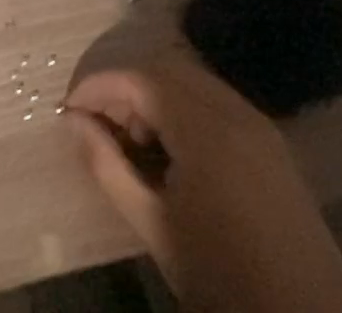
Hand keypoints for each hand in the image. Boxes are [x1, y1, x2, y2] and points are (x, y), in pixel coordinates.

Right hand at [65, 56, 341, 312]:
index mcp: (208, 131)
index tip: (68, 112)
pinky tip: (170, 152)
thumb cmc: (220, 273)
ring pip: (193, 82)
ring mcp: (261, 127)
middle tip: (99, 125)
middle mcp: (238, 113)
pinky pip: (217, 102)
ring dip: (154, 96)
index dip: (97, 86)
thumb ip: (106, 166)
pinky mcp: (273, 145)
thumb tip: (72, 122)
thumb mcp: (152, 223)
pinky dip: (182, 109)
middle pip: (167, 68)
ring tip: (131, 141)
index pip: (140, 78)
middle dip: (125, 87)